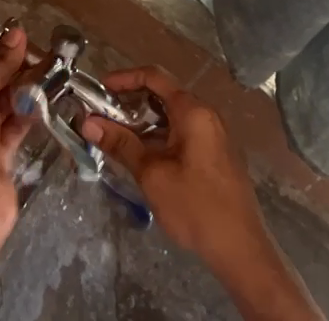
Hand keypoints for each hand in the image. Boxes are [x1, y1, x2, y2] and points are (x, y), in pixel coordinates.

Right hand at [79, 65, 260, 260]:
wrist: (241, 250)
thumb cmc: (195, 206)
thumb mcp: (151, 174)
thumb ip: (120, 143)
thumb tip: (87, 122)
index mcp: (193, 112)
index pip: (154, 77)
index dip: (124, 78)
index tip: (100, 89)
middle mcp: (207, 116)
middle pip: (163, 95)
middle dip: (131, 102)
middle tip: (103, 115)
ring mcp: (214, 136)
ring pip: (172, 116)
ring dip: (144, 122)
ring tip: (117, 137)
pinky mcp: (215, 155)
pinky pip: (182, 133)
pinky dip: (159, 136)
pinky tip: (142, 156)